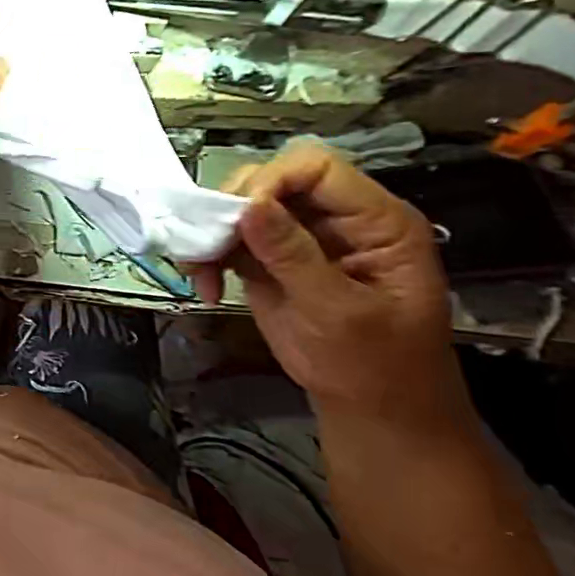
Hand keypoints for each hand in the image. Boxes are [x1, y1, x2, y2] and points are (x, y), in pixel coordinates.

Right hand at [187, 140, 461, 421]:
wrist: (372, 406)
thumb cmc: (374, 364)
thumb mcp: (337, 311)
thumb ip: (292, 255)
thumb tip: (248, 206)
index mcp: (375, 222)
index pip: (317, 169)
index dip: (271, 180)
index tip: (237, 216)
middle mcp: (337, 219)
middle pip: (271, 180)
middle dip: (232, 209)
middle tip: (208, 245)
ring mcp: (301, 238)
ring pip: (242, 208)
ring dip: (212, 234)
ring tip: (199, 271)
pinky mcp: (271, 259)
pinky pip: (230, 239)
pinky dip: (208, 256)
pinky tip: (204, 284)